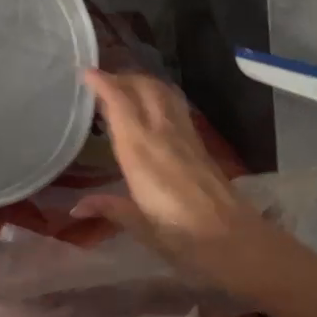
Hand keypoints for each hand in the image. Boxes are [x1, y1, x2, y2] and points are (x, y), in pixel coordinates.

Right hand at [71, 70, 286, 289]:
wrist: (239, 242)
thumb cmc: (186, 239)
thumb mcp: (143, 229)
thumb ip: (112, 210)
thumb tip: (76, 206)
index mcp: (142, 153)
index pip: (121, 105)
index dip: (104, 84)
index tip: (87, 73)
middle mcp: (163, 135)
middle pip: (144, 88)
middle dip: (122, 77)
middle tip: (102, 80)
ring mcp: (185, 136)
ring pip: (163, 92)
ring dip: (143, 82)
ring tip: (124, 87)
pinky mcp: (200, 143)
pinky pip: (176, 106)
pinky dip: (159, 95)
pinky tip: (153, 107)